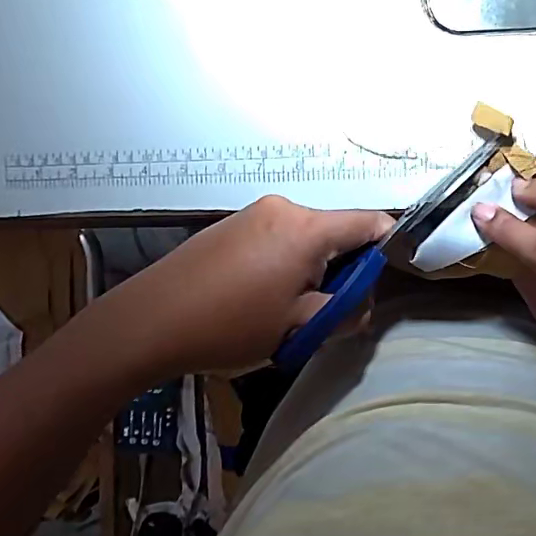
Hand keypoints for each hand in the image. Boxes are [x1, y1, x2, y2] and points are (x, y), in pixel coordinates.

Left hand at [82, 196, 393, 381]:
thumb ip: (343, 312)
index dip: (386, 249)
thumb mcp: (297, 327)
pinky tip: (258, 298)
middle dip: (340, 269)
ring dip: (310, 269)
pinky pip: (275, 239)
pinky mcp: (230, 226)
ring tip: (284, 311)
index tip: (381, 281)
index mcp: (307, 228)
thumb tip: (358, 306)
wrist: (149, 320)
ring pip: (304, 238)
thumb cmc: (230, 325)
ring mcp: (253, 214)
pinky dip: (283, 263)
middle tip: (323, 312)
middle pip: (335, 232)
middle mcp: (283, 209)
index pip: (369, 223)